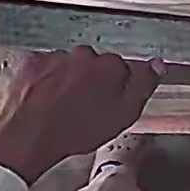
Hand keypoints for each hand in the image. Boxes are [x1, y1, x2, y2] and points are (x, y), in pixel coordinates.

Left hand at [0, 47, 165, 184]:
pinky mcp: (33, 65)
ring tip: (66, 111)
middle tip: (89, 111)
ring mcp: (56, 58)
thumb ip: (144, 85)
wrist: (31, 135)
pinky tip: (49, 104)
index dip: (119, 89)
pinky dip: (48, 83)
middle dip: (94, 84)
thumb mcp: (125, 114)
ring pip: (70, 67)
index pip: (124, 69)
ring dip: (70, 83)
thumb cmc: (77, 129)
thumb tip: (158, 66)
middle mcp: (83, 55)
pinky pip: (46, 70)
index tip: (112, 104)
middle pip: (95, 66)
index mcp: (110, 65)